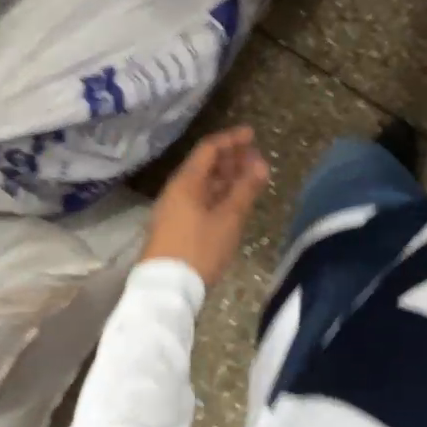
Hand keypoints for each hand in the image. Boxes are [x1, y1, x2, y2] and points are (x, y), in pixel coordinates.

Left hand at [140, 127, 267, 286]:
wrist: (166, 291)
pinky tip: (236, 201)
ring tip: (252, 179)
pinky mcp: (176, 227)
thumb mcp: (229, 218)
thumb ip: (246, 188)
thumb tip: (261, 164)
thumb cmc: (199, 248)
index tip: (253, 135)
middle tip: (257, 158)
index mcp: (186, 183)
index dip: (232, 139)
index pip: (209, 149)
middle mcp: (177, 191)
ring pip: (204, 184)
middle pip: (205, 165)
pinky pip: (201, 200)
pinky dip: (220, 194)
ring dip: (228, 177)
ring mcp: (174, 210)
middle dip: (233, 159)